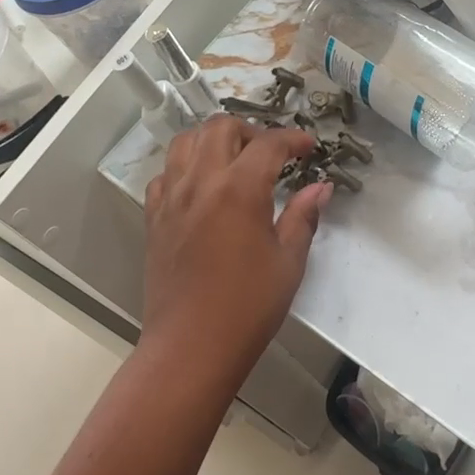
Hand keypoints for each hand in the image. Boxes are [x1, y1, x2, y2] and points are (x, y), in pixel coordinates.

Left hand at [142, 116, 332, 382]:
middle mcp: (200, 182)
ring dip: (213, 141)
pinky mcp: (154, 218)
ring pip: (186, 142)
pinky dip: (185, 169)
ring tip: (234, 162)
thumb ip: (303, 217)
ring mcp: (171, 198)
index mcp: (238, 189)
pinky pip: (165, 175)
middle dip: (250, 131)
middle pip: (220, 127)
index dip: (293, 139)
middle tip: (271, 155)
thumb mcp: (288, 262)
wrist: (191, 347)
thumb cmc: (248, 307)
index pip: (268, 144)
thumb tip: (320, 188)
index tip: (309, 148)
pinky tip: (202, 189)